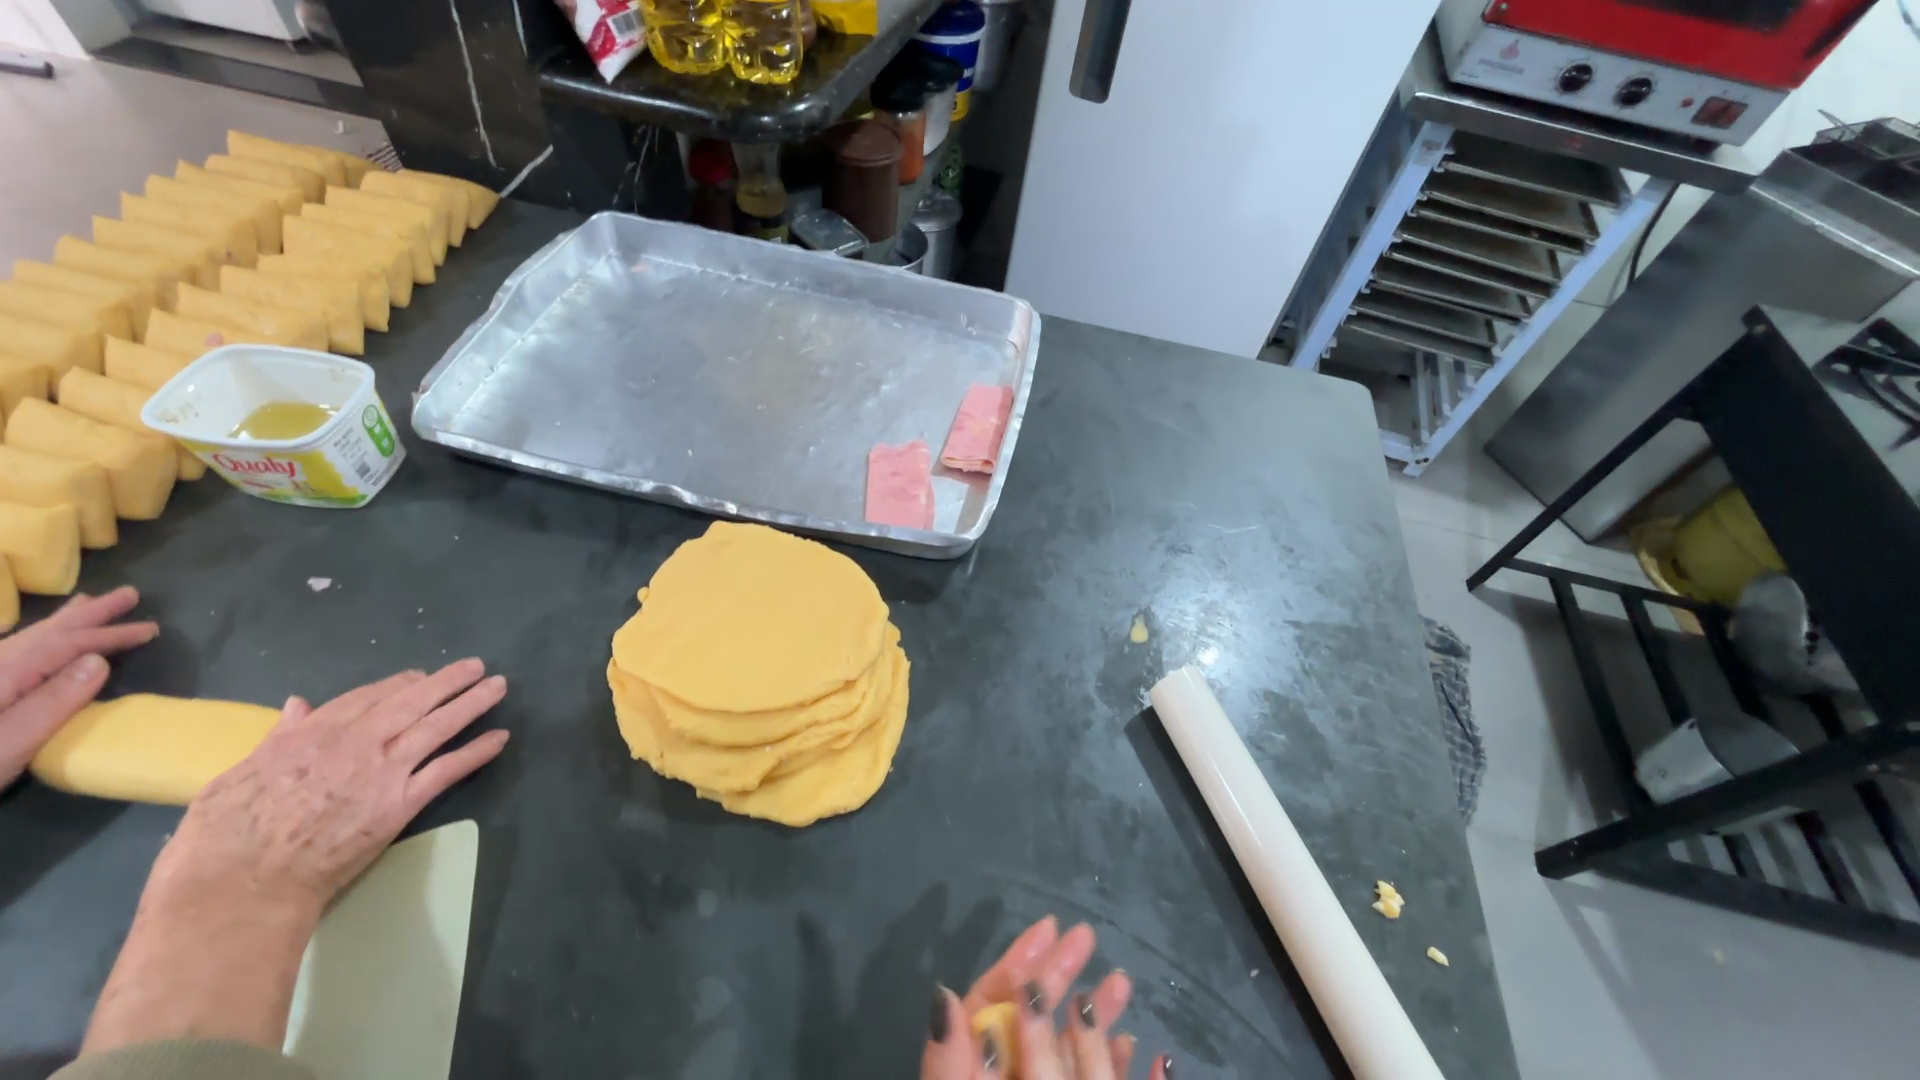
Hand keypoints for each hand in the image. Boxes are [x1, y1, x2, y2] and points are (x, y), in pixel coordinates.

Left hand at [0, 587, 158, 789]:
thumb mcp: (13, 741)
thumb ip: (55, 701)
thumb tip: (99, 660)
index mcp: (5, 675)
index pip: (65, 645)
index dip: (110, 634)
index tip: (151, 629)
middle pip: (44, 633)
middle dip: (89, 613)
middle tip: (128, 594)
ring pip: (26, 638)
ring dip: (64, 620)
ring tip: (88, 602)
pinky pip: (14, 650)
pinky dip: (38, 636)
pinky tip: (39, 638)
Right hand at [156, 658, 511, 915]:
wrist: (240, 891)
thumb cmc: (220, 841)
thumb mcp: (234, 776)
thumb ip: (276, 740)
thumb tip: (297, 706)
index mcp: (310, 736)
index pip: (366, 697)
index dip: (398, 684)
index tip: (419, 677)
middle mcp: (354, 745)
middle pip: (410, 702)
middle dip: (447, 681)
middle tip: (476, 667)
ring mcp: (382, 773)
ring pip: (436, 727)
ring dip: (471, 703)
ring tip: (498, 686)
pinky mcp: (400, 806)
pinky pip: (447, 770)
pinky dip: (476, 752)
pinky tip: (500, 738)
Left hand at [924, 916, 1172, 1079]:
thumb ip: (951, 1060)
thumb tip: (944, 998)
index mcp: (976, 1061)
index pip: (993, 999)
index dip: (1019, 961)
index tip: (1049, 927)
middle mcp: (1008, 1068)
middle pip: (1033, 1013)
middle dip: (1059, 972)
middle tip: (1088, 935)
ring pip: (1067, 1047)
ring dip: (1095, 1011)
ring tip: (1123, 981)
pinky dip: (1117, 1062)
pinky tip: (1136, 1044)